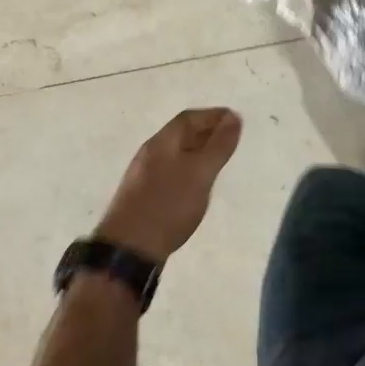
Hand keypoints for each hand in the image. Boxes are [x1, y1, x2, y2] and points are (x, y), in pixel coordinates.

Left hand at [96, 108, 242, 262]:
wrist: (128, 249)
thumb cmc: (168, 206)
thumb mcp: (200, 173)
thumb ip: (219, 145)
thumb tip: (234, 117)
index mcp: (162, 142)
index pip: (189, 118)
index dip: (213, 115)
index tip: (236, 120)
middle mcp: (150, 153)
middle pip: (181, 134)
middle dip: (207, 132)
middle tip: (231, 140)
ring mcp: (144, 175)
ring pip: (175, 154)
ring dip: (197, 152)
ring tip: (218, 162)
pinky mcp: (143, 196)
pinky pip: (170, 171)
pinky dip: (188, 170)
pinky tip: (196, 186)